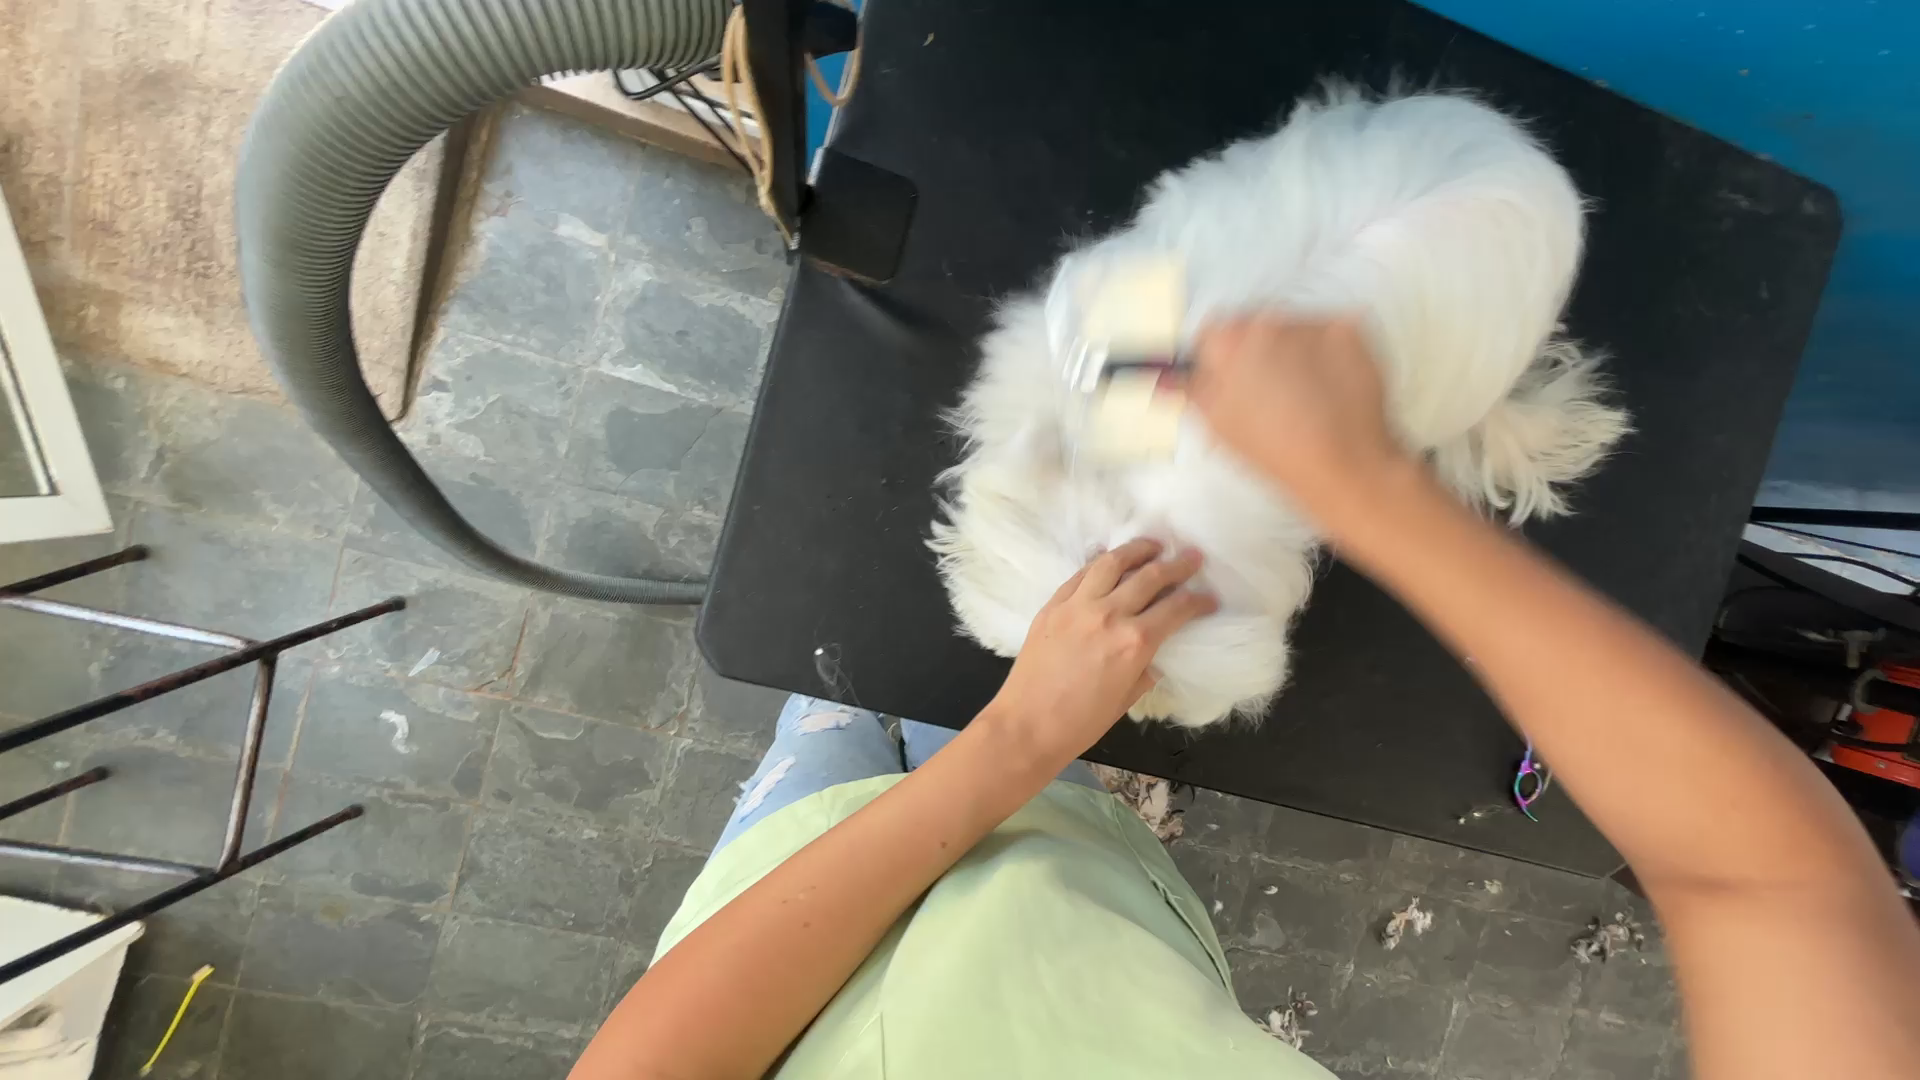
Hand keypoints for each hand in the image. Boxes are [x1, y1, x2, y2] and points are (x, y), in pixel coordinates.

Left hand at [981, 539, 1217, 763]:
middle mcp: (1109, 614)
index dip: (1198, 600)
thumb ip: (1145, 667)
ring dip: (1137, 549)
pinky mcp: (1052, 604)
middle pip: (1150, 576)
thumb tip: (1153, 651)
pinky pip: (1081, 574)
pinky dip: (1100, 562)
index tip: (1209, 597)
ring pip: (1112, 562)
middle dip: (1177, 565)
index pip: (1177, 608)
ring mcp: (1077, 605)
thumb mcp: (1127, 698)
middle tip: (1191, 557)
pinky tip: (1110, 560)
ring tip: (1153, 545)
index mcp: (1135, 642)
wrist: (1027, 725)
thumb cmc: (1081, 722)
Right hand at [1189, 314, 1411, 519]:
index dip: (1213, 356)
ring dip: (1289, 352)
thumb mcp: (1217, 425)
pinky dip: (1324, 354)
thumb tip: (1166, 378)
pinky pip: (1327, 333)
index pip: (1210, 331)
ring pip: (1290, 328)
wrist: (1344, 462)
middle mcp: (1271, 320)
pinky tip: (1324, 387)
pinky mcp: (1351, 328)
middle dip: (1252, 352)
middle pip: (1251, 325)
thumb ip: (1189, 392)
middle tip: (1261, 393)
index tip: (1222, 377)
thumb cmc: (1277, 449)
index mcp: (1232, 342)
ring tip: (1297, 395)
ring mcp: (1314, 322)